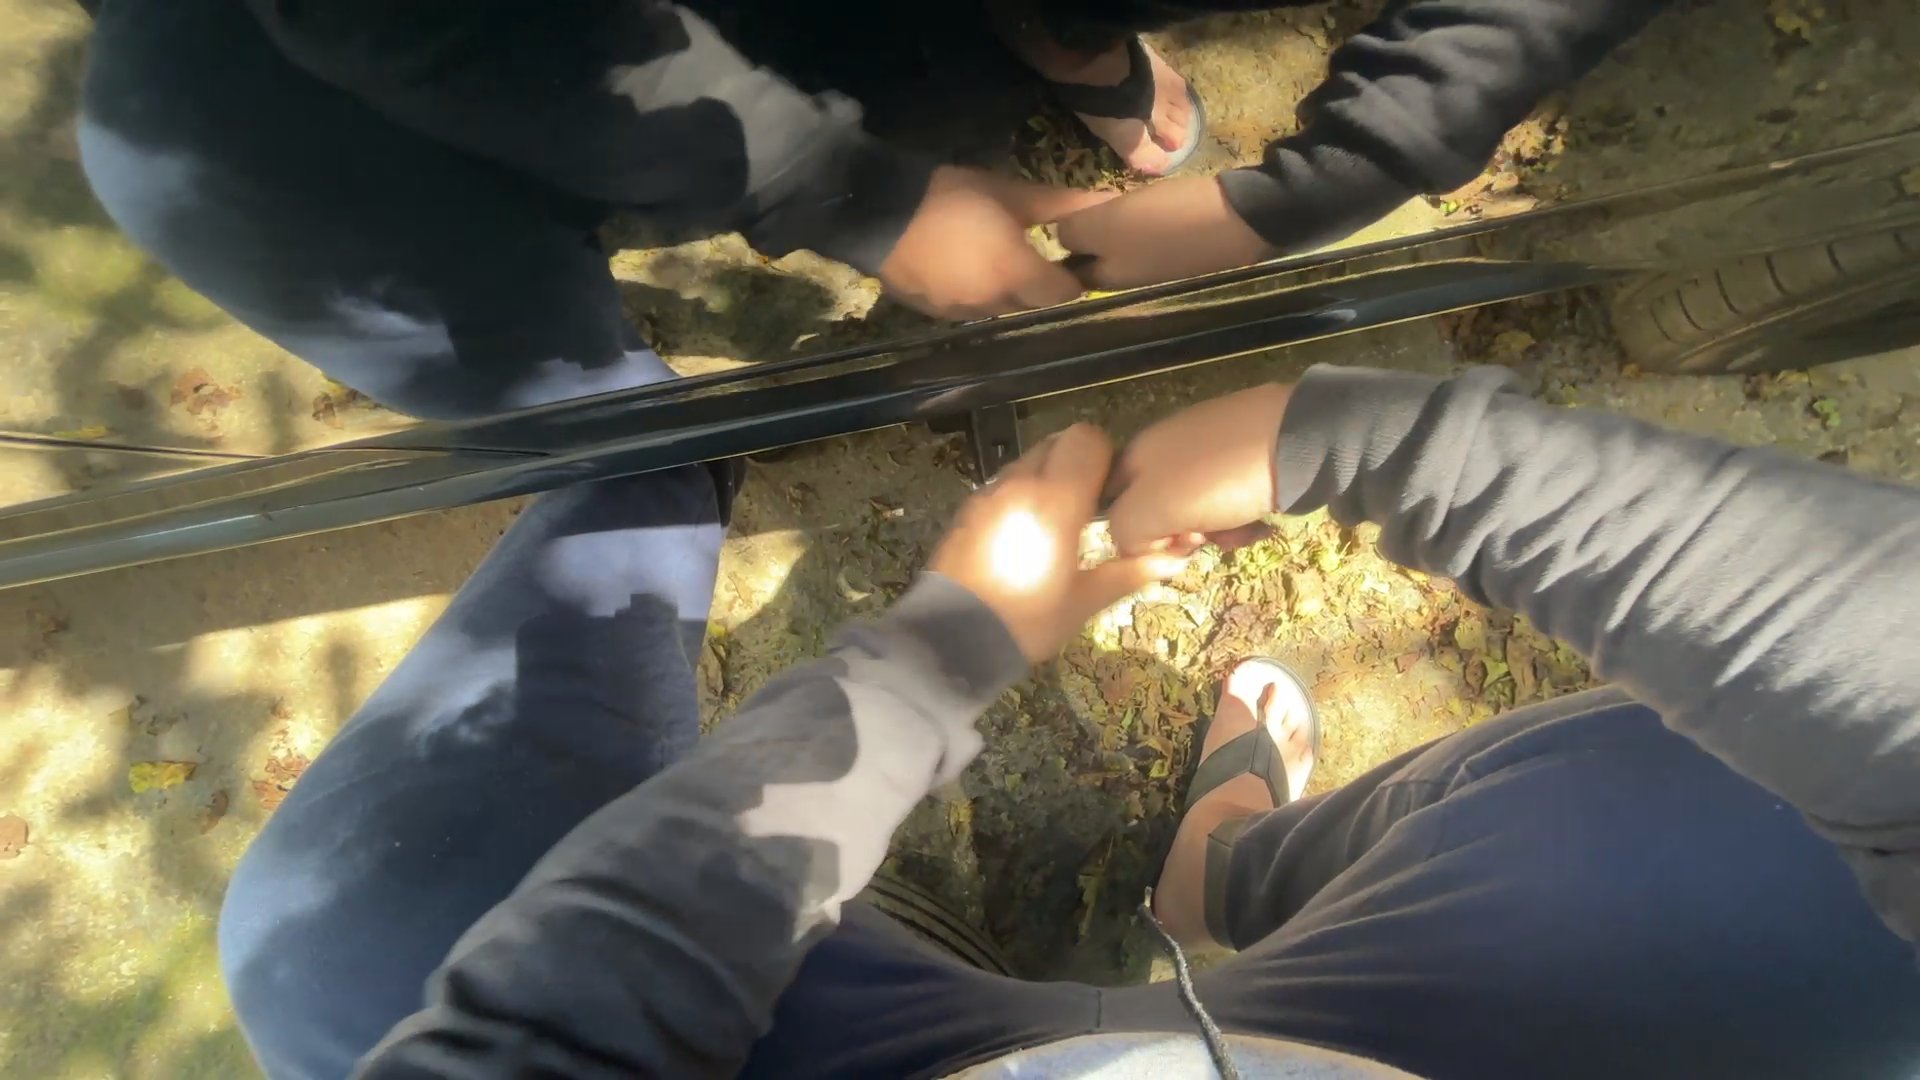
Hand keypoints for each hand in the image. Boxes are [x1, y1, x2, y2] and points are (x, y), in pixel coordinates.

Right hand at [880, 167, 1113, 320]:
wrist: (879, 214)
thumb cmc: (951, 196)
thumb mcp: (1008, 192)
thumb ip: (1060, 204)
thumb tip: (1106, 203)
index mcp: (1017, 273)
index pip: (1063, 294)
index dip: (1069, 279)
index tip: (1066, 261)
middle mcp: (994, 302)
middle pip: (1031, 304)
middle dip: (1036, 285)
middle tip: (1028, 255)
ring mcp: (964, 313)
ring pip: (999, 310)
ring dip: (1004, 292)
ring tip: (991, 261)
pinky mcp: (937, 315)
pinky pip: (968, 311)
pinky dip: (974, 296)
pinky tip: (961, 271)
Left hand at [930, 424, 1187, 660]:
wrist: (951, 640)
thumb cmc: (1026, 621)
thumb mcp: (1084, 601)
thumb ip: (1131, 571)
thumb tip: (1176, 558)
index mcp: (1055, 499)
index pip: (1087, 439)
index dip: (1104, 459)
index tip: (1109, 494)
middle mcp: (1019, 483)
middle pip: (1056, 442)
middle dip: (1076, 464)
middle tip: (1086, 508)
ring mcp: (987, 493)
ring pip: (1027, 460)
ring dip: (1047, 476)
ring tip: (1054, 523)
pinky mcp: (966, 508)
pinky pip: (1002, 482)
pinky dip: (1020, 492)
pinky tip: (1022, 533)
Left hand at [1054, 175, 1272, 290]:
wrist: (1243, 219)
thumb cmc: (1166, 222)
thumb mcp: (1107, 223)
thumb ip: (1074, 232)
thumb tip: (1059, 236)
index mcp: (1105, 283)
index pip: (1066, 271)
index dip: (1058, 244)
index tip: (1056, 216)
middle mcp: (1127, 286)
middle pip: (1093, 259)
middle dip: (1086, 234)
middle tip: (1085, 201)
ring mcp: (1155, 271)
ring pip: (1119, 248)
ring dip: (1112, 226)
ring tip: (1112, 199)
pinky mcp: (1179, 254)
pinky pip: (1147, 238)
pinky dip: (1140, 223)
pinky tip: (1145, 203)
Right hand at [1103, 383, 1293, 554]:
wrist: (1300, 442)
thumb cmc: (1218, 478)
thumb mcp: (1154, 509)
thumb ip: (1124, 531)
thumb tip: (1134, 546)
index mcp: (1135, 453)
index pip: (1111, 505)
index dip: (1130, 534)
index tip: (1162, 545)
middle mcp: (1165, 447)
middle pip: (1154, 511)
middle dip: (1177, 535)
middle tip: (1201, 539)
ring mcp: (1207, 450)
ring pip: (1194, 511)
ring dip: (1212, 533)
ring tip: (1237, 532)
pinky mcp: (1243, 456)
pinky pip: (1226, 499)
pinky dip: (1238, 518)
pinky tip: (1257, 522)